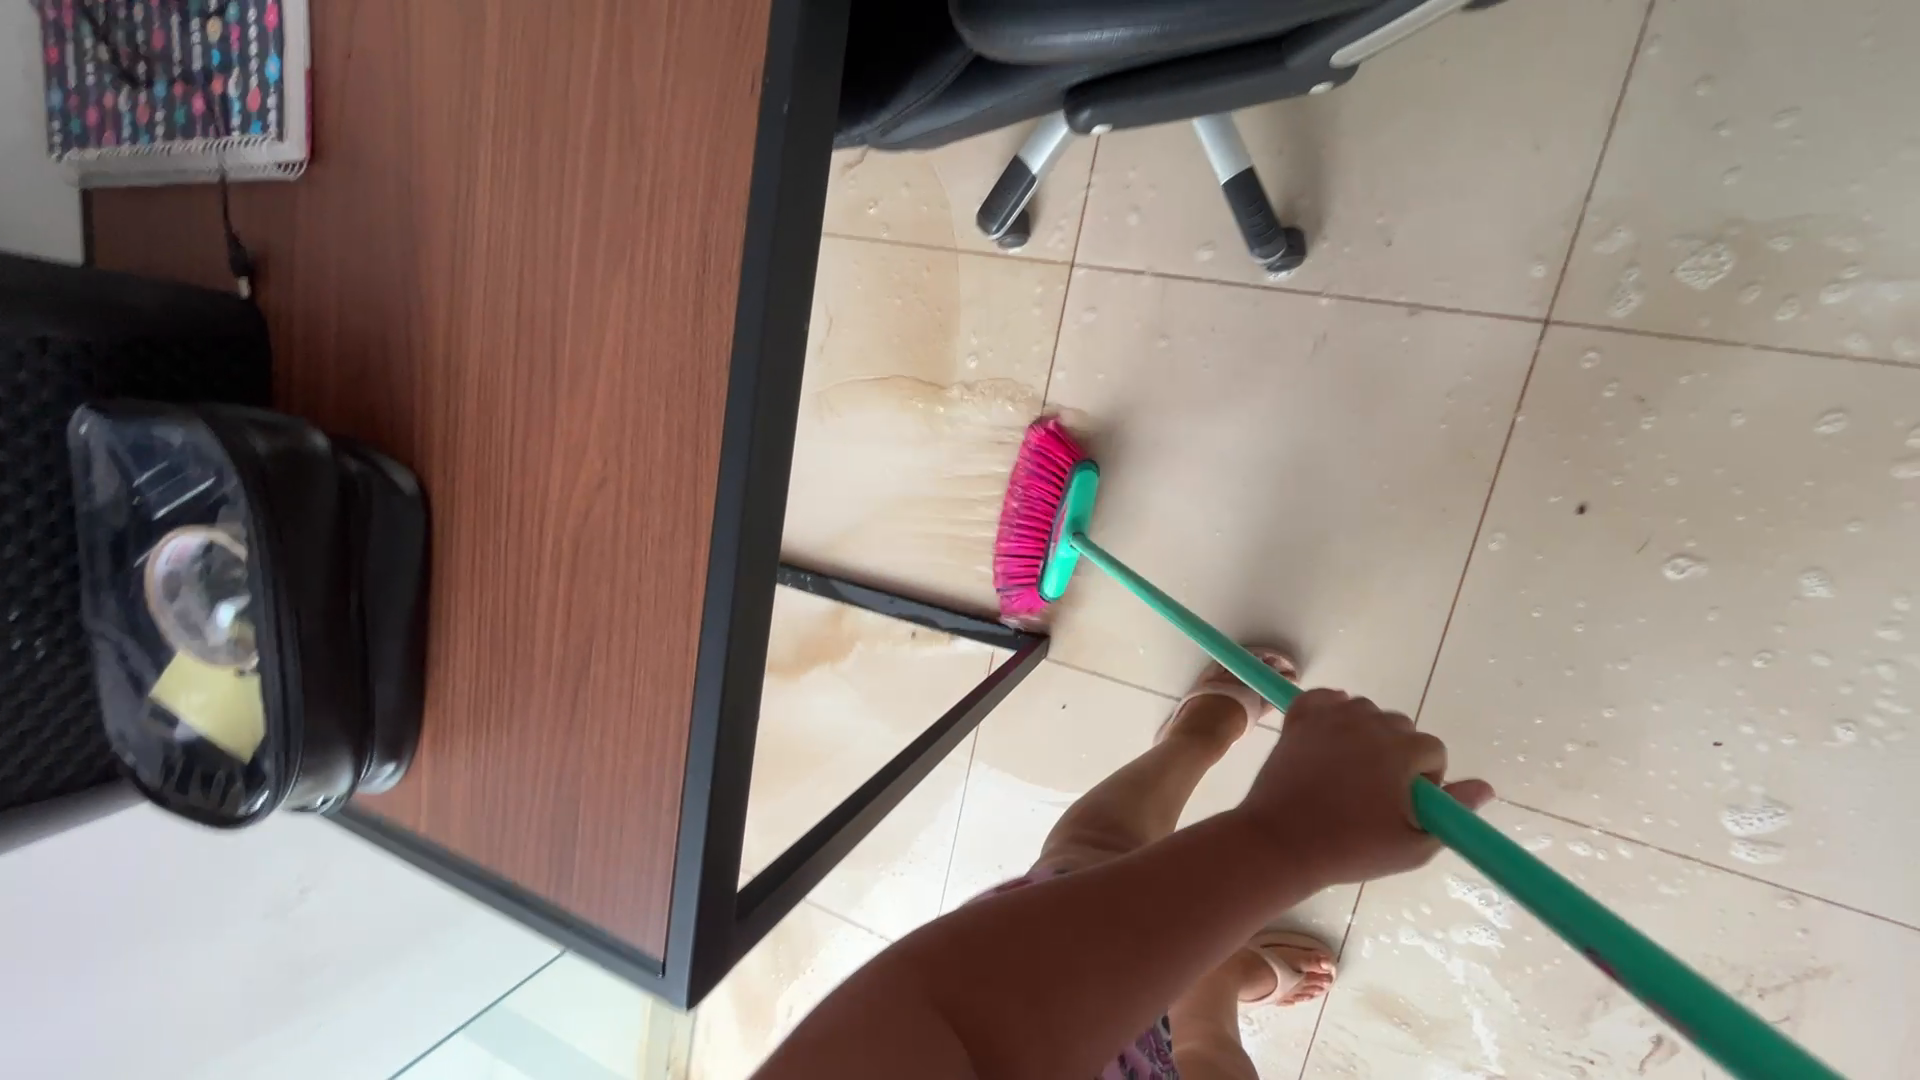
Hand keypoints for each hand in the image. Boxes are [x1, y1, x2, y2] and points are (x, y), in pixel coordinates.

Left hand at [1235, 688, 1493, 885]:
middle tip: (1375, 789)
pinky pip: (1323, 698)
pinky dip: (1330, 710)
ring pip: (1363, 710)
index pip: (1432, 748)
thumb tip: (1484, 788)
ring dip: (1365, 732)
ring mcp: (1327, 717)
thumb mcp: (1414, 843)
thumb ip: (1452, 811)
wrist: (1283, 841)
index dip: (1425, 777)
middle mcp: (1365, 723)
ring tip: (1350, 770)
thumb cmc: (1351, 847)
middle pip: (1398, 726)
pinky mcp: (1297, 718)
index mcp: (1399, 750)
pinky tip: (1329, 736)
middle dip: (1397, 753)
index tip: (1403, 802)